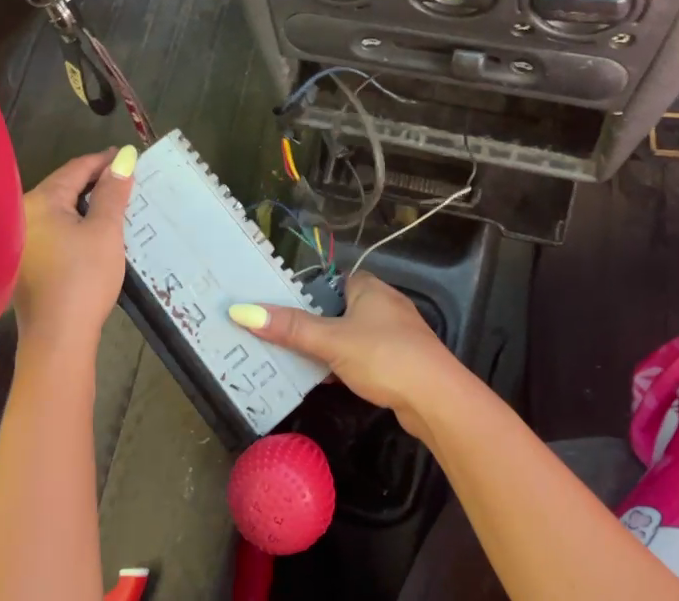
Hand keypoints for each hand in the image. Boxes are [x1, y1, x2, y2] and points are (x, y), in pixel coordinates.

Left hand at [13, 146, 135, 351]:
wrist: (58, 338)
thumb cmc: (83, 278)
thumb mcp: (106, 231)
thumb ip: (113, 192)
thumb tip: (123, 158)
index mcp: (40, 202)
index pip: (75, 169)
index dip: (103, 160)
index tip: (127, 156)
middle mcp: (23, 215)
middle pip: (63, 186)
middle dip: (94, 181)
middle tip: (124, 178)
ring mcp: (21, 240)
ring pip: (58, 209)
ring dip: (85, 202)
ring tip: (114, 201)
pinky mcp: (25, 261)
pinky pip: (52, 228)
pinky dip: (74, 222)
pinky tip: (92, 229)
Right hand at [230, 272, 463, 439]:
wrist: (436, 399)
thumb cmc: (384, 356)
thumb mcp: (331, 341)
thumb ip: (290, 328)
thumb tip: (242, 311)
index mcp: (370, 288)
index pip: (333, 281)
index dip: (308, 293)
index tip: (280, 308)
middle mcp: (385, 305)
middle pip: (340, 310)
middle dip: (314, 325)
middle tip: (280, 338)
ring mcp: (396, 335)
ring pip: (352, 337)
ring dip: (329, 349)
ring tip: (295, 360)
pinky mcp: (401, 363)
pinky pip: (365, 359)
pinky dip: (346, 367)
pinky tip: (329, 381)